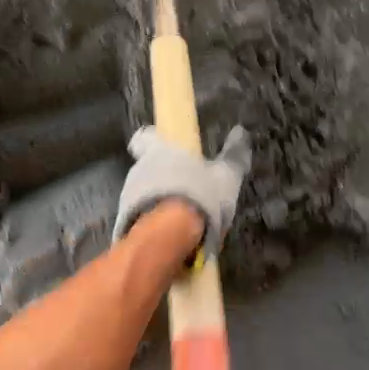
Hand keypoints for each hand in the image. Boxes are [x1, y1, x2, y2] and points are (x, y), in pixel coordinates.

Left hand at [113, 126, 252, 256]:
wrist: (169, 236)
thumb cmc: (199, 195)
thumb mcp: (226, 177)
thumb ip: (233, 156)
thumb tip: (240, 132)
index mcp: (159, 151)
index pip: (145, 137)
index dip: (153, 142)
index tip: (164, 148)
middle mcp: (139, 170)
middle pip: (146, 168)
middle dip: (162, 178)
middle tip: (186, 191)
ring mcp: (128, 198)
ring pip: (142, 195)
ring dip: (158, 203)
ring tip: (182, 220)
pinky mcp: (128, 224)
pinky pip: (140, 220)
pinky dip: (154, 225)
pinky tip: (172, 237)